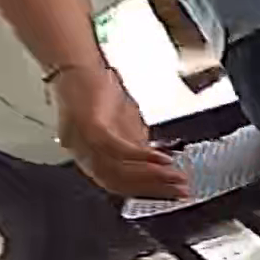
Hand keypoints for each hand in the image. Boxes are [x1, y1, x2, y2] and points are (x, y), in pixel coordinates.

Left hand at [49, 65, 188, 199]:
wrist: (77, 64)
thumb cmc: (98, 91)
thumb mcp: (125, 124)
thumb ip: (137, 145)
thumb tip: (158, 163)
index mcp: (89, 154)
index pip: (120, 184)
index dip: (149, 192)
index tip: (175, 195)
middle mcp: (82, 151)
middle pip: (119, 182)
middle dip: (155, 188)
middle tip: (182, 191)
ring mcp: (82, 140)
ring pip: (117, 170)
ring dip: (152, 176)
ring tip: (177, 177)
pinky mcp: (89, 125)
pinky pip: (117, 149)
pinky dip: (143, 156)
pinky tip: (163, 158)